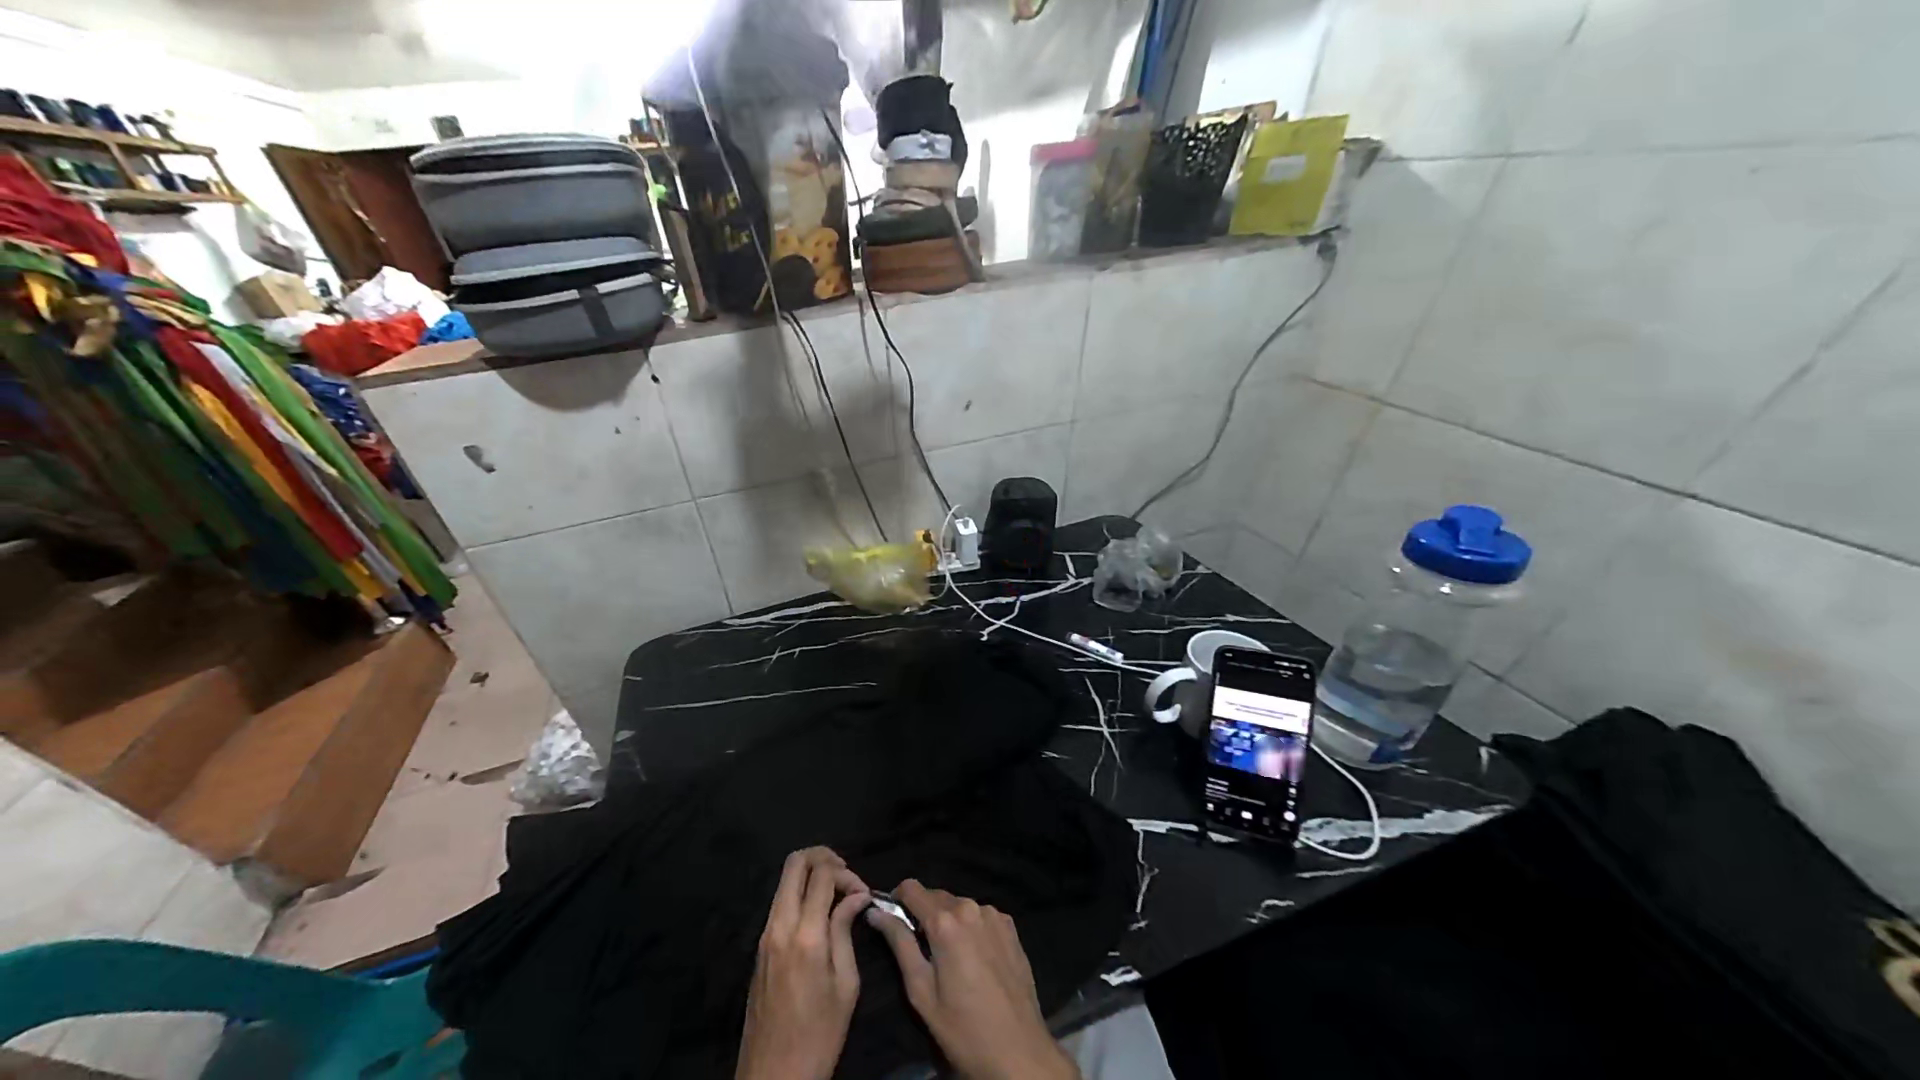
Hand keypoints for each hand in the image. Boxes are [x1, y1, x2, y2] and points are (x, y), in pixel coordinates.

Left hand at [736, 847, 871, 1079]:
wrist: (773, 1076)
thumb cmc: (819, 1035)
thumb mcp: (846, 984)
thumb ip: (846, 931)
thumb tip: (855, 896)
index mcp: (804, 935)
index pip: (822, 875)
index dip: (847, 873)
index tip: (864, 893)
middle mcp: (779, 926)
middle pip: (794, 863)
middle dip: (823, 857)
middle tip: (847, 874)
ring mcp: (764, 935)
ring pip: (784, 880)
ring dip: (811, 875)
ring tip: (837, 893)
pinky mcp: (760, 947)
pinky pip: (779, 902)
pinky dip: (800, 894)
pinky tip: (821, 913)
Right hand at [866, 880, 1080, 1079]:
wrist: (1018, 1051)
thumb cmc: (962, 1027)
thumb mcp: (921, 990)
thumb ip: (899, 944)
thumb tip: (876, 912)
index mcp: (946, 921)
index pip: (912, 888)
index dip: (897, 899)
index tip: (892, 918)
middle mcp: (971, 908)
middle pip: (936, 897)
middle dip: (923, 914)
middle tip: (919, 948)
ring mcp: (995, 916)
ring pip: (959, 906)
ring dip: (948, 921)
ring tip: (947, 958)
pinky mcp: (1011, 927)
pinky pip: (980, 917)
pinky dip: (970, 928)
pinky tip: (974, 959)